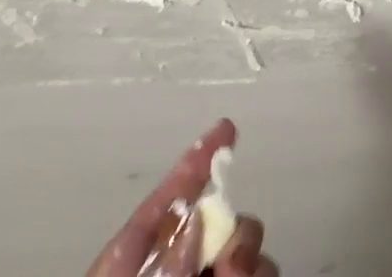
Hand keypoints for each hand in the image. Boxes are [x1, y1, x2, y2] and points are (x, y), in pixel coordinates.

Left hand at [87, 119, 277, 276]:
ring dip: (252, 262)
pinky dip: (259, 276)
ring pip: (248, 253)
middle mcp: (174, 274)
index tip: (226, 130)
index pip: (162, 208)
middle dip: (236, 231)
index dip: (195, 165)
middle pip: (218, 225)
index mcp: (130, 269)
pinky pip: (261, 275)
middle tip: (233, 265)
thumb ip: (161, 268)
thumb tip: (199, 226)